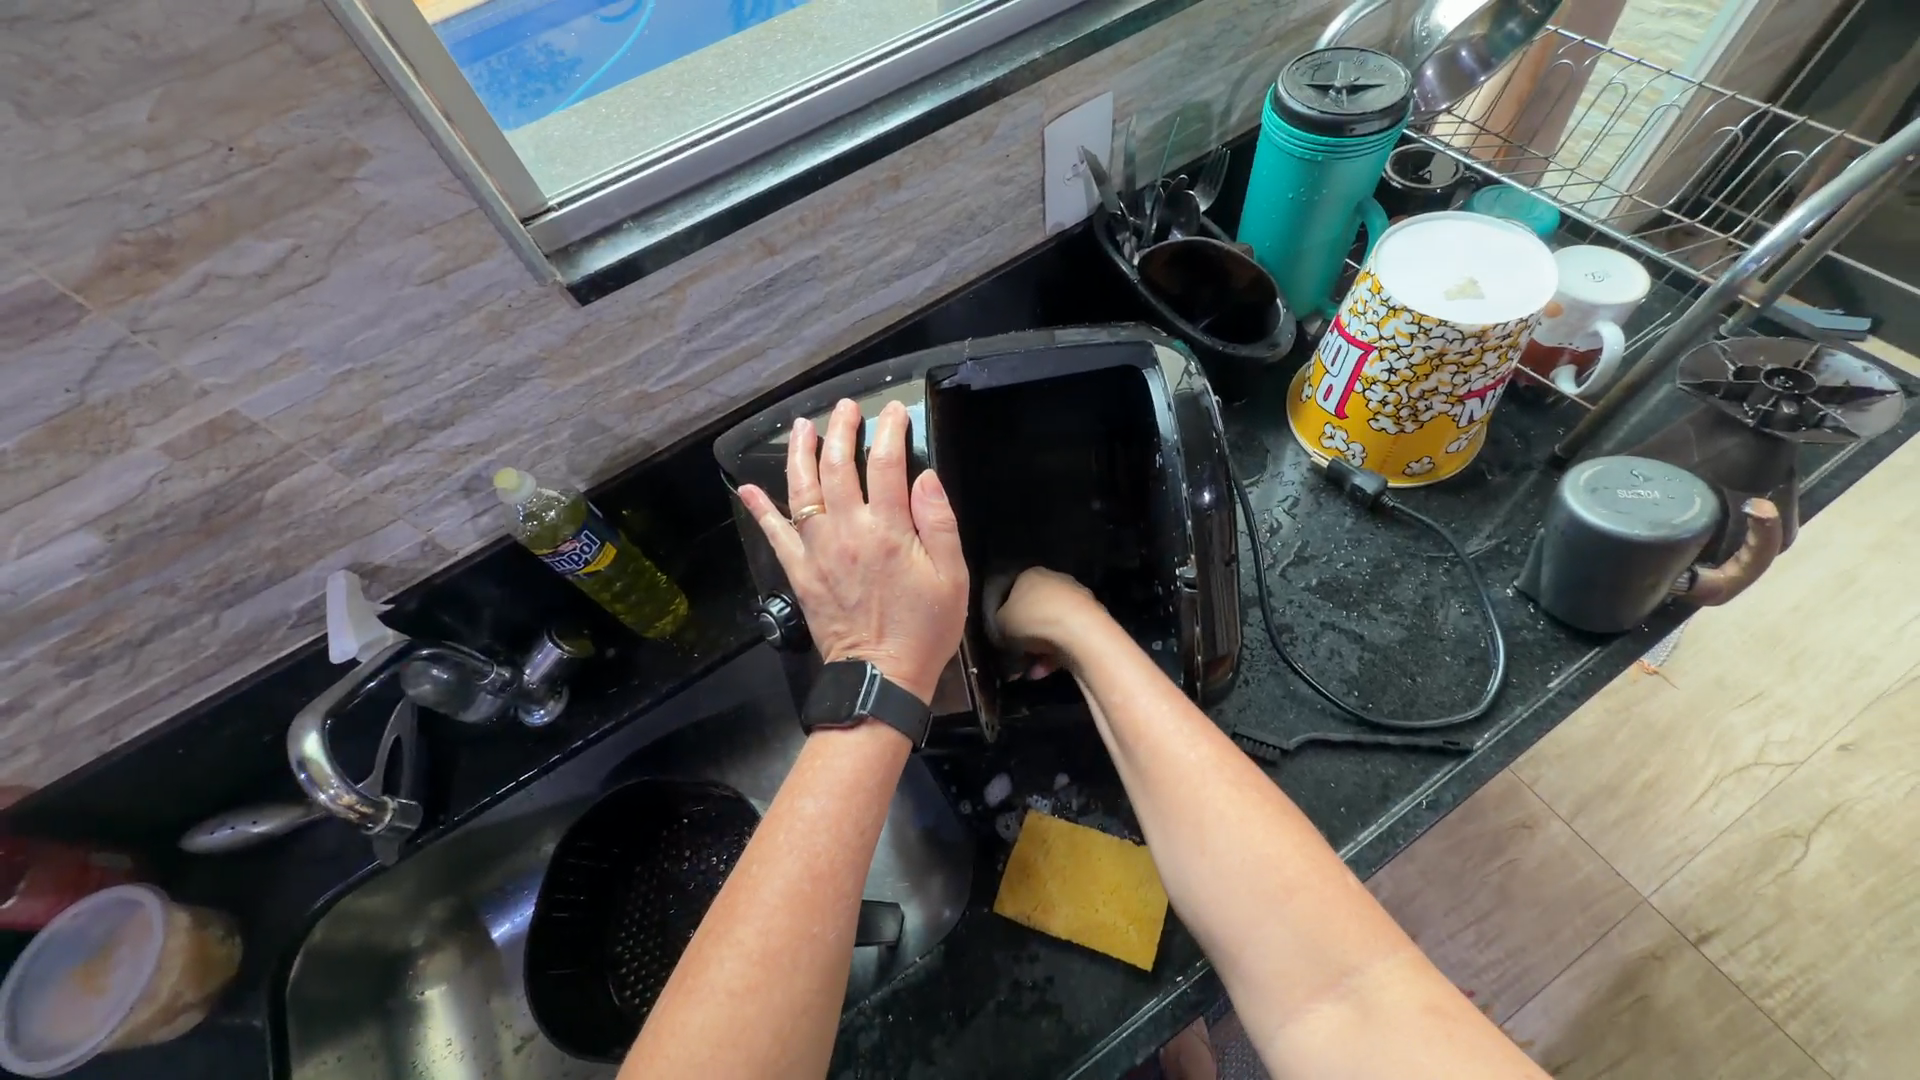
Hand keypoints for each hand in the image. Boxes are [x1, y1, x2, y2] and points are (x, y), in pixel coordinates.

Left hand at [738, 399, 967, 705]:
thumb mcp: (951, 576)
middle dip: (841, 430)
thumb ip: (938, 522)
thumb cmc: (925, 628)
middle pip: (838, 466)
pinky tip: (748, 488)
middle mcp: (848, 531)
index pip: (886, 464)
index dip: (889, 431)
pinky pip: (775, 534)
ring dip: (800, 453)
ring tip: (802, 428)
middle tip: (845, 408)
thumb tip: (924, 476)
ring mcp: (818, 550)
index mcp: (889, 530)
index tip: (891, 412)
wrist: (881, 676)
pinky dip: (760, 509)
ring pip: (802, 489)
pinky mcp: (800, 572)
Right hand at [994, 567, 1104, 676]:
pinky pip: (1066, 639)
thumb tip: (1002, 633)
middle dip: (1024, 637)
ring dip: (1038, 651)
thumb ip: (997, 626)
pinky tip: (1042, 672)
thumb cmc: (1031, 620)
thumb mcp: (999, 623)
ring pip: (1050, 628)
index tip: (1000, 636)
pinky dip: (1054, 656)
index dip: (1003, 616)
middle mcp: (1055, 582)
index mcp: (1030, 575)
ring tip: (1029, 671)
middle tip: (1014, 656)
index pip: (1011, 592)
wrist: (1079, 632)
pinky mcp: (1091, 622)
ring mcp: (1076, 601)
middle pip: (1033, 611)